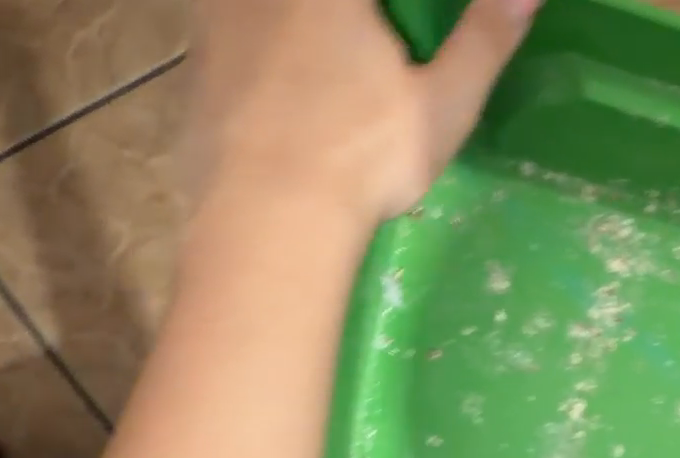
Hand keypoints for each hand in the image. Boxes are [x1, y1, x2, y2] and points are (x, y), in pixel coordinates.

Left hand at [186, 0, 541, 221]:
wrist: (266, 215)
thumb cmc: (364, 155)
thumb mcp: (442, 106)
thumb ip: (483, 40)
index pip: (377, 5)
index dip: (395, 19)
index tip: (404, 53)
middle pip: (321, 7)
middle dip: (355, 26)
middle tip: (379, 58)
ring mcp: (219, 15)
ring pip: (268, 14)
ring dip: (296, 29)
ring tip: (332, 87)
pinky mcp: (196, 59)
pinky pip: (227, 30)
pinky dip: (254, 45)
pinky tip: (282, 95)